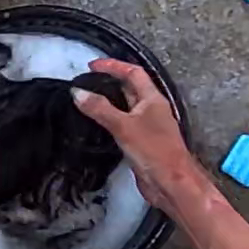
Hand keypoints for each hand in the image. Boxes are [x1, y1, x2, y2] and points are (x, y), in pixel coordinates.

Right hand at [72, 59, 203, 214]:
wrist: (171, 183)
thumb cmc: (155, 151)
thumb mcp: (124, 126)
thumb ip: (100, 109)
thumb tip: (78, 93)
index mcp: (153, 99)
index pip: (133, 73)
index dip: (113, 66)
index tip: (92, 65)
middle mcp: (151, 110)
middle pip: (130, 88)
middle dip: (110, 81)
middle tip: (87, 80)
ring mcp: (146, 127)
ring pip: (125, 107)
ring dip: (108, 101)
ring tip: (87, 99)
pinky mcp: (140, 142)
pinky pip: (122, 124)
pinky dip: (109, 120)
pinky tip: (96, 124)